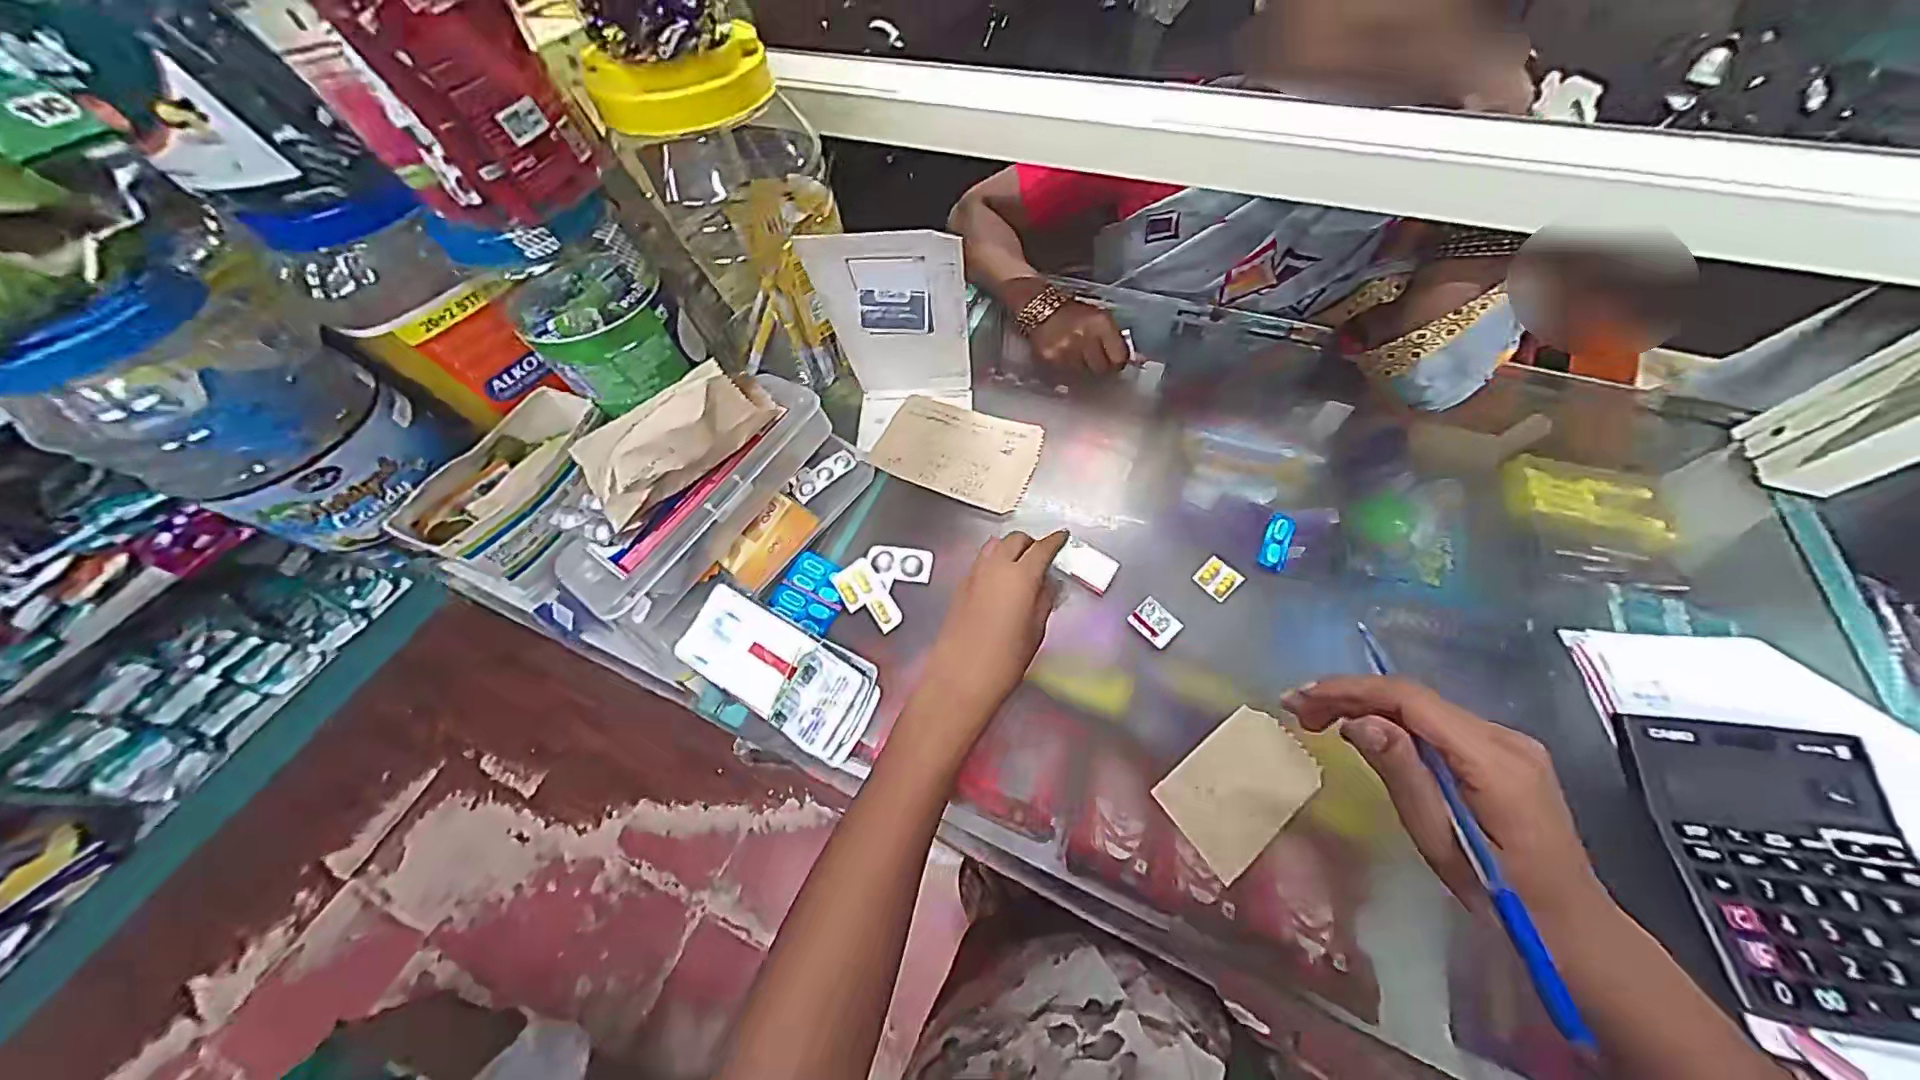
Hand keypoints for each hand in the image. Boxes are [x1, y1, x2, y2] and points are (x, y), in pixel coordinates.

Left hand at [912, 530, 1068, 744]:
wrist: (960, 677)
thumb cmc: (1005, 660)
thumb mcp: (1035, 630)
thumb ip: (1043, 600)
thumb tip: (1048, 584)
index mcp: (1020, 575)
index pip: (1042, 547)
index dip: (1055, 541)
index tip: (1062, 538)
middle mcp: (995, 567)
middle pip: (1015, 539)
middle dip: (1031, 542)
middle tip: (1042, 553)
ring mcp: (974, 575)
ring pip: (994, 546)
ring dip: (1009, 548)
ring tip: (1020, 563)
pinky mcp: (960, 586)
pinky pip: (980, 562)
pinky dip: (993, 561)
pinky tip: (1000, 580)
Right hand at [1007, 279, 1129, 373]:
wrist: (1039, 308)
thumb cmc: (1072, 314)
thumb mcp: (1098, 318)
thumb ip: (1115, 339)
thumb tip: (1137, 361)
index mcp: (1100, 323)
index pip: (1119, 357)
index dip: (1117, 363)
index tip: (1113, 362)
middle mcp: (1084, 337)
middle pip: (1101, 369)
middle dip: (1099, 368)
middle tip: (1093, 361)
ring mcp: (1066, 350)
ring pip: (1083, 375)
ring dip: (1082, 370)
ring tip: (1075, 358)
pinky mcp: (1050, 360)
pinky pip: (1065, 376)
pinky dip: (1066, 372)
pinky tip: (1063, 360)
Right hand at [1283, 676, 1608, 922]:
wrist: (1570, 926)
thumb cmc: (1499, 894)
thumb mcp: (1439, 839)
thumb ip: (1402, 774)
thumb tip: (1358, 722)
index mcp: (1494, 758)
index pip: (1410, 699)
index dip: (1349, 690)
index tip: (1301, 699)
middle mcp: (1505, 737)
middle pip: (1413, 697)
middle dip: (1349, 695)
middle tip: (1298, 708)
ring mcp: (1508, 742)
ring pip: (1420, 706)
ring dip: (1365, 704)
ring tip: (1317, 716)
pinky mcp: (1501, 752)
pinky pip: (1434, 722)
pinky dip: (1390, 719)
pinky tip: (1361, 728)